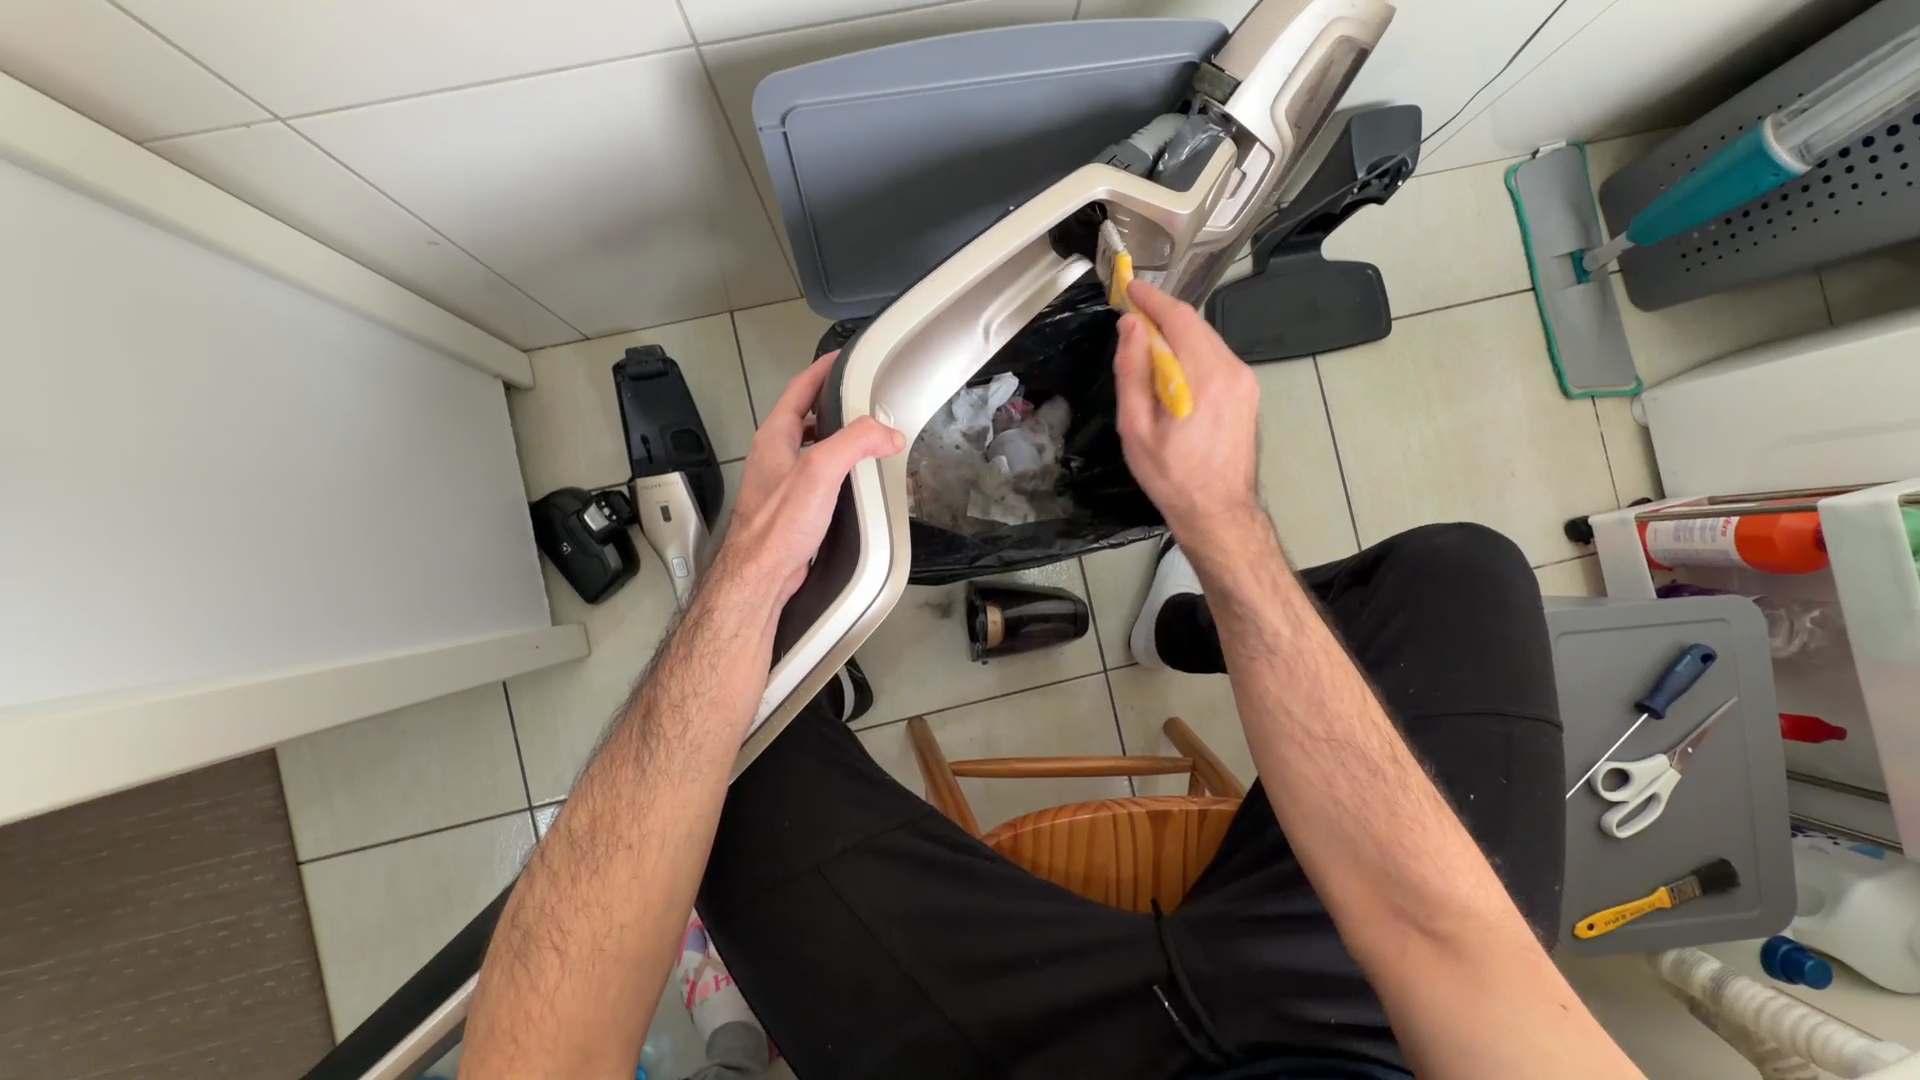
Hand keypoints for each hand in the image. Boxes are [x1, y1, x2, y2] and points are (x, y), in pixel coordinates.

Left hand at [717, 351, 904, 603]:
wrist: (761, 576)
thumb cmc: (777, 526)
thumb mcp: (820, 471)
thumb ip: (854, 443)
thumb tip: (887, 432)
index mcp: (774, 437)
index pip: (799, 389)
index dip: (821, 370)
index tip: (842, 358)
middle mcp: (774, 457)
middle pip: (803, 417)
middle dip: (831, 406)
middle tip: (860, 401)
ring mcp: (780, 483)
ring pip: (810, 449)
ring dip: (836, 440)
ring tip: (863, 439)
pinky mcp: (791, 509)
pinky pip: (817, 479)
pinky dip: (837, 472)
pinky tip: (854, 485)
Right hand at [1113, 279, 1263, 548]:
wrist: (1218, 511)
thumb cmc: (1172, 476)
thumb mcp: (1136, 427)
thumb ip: (1133, 371)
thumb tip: (1129, 327)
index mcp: (1206, 377)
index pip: (1179, 318)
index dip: (1152, 299)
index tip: (1129, 288)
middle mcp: (1233, 371)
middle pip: (1195, 326)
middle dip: (1162, 317)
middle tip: (1130, 320)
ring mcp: (1245, 382)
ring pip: (1206, 342)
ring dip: (1176, 338)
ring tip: (1146, 351)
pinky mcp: (1247, 394)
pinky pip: (1216, 360)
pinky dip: (1191, 355)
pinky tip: (1171, 374)